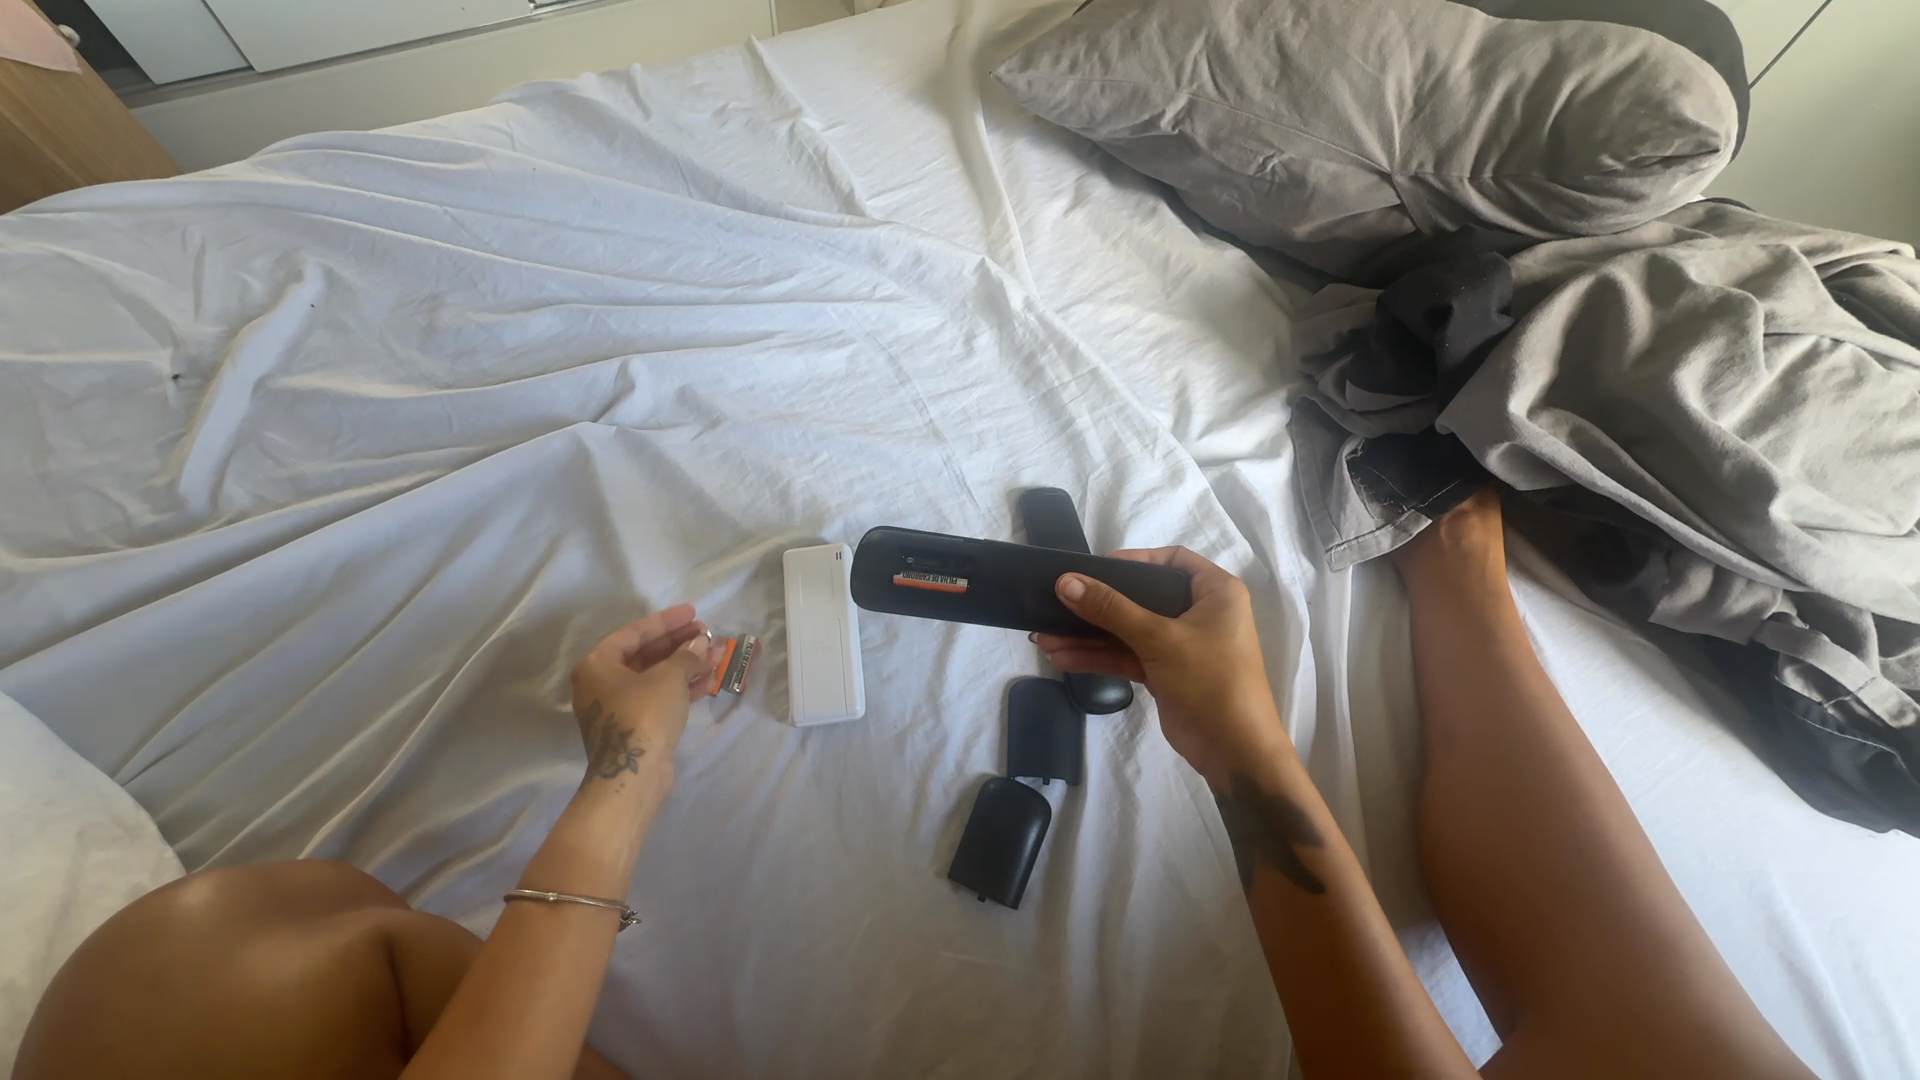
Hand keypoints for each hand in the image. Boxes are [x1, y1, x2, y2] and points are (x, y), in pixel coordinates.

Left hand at [568, 604, 717, 793]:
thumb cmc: (644, 714)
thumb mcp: (668, 678)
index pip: (634, 633)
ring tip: (716, 655)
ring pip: (656, 676)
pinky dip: (682, 687)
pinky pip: (659, 696)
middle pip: (645, 654)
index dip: (666, 621)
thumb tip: (701, 643)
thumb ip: (686, 655)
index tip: (692, 613)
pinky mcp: (635, 725)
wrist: (633, 774)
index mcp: (597, 665)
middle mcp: (602, 683)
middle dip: (679, 644)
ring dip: (686, 665)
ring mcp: (618, 706)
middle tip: (707, 634)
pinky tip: (708, 680)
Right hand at [1035, 549, 1291, 783]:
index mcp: (1215, 592)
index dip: (1134, 560)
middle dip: (1097, 603)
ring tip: (1045, 637)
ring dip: (1089, 635)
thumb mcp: (1158, 638)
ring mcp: (1180, 644)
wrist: (1235, 752)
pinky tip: (1063, 658)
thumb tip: (1065, 582)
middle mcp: (1199, 612)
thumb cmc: (1211, 680)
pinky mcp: (1165, 672)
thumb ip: (1110, 609)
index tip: (1096, 567)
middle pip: (1141, 596)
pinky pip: (1126, 655)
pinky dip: (1098, 657)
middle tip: (1058, 601)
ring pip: (1128, 629)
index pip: (1171, 560)